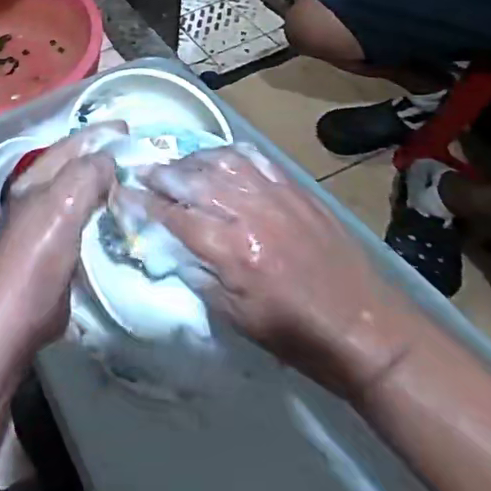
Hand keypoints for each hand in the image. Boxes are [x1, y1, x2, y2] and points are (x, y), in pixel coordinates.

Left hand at [0, 124, 122, 349]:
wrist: (15, 315)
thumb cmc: (34, 258)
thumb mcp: (59, 208)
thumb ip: (83, 177)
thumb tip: (106, 158)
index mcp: (34, 182)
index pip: (69, 146)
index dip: (98, 135)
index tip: (132, 130)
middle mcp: (36, 198)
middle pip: (74, 168)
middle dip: (105, 158)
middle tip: (145, 158)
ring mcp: (44, 225)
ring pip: (80, 195)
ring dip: (107, 187)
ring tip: (142, 185)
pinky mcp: (56, 252)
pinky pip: (86, 222)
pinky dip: (106, 216)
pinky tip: (128, 222)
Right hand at [136, 145, 428, 398]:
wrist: (370, 334)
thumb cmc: (295, 335)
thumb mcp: (232, 316)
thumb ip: (194, 273)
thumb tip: (165, 245)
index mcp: (230, 250)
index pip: (170, 214)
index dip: (140, 203)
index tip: (121, 195)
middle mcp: (249, 215)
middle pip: (190, 178)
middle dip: (159, 175)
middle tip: (141, 176)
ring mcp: (277, 199)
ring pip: (220, 161)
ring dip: (190, 160)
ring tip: (176, 167)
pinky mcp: (299, 194)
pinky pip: (256, 160)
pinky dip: (229, 154)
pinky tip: (217, 160)